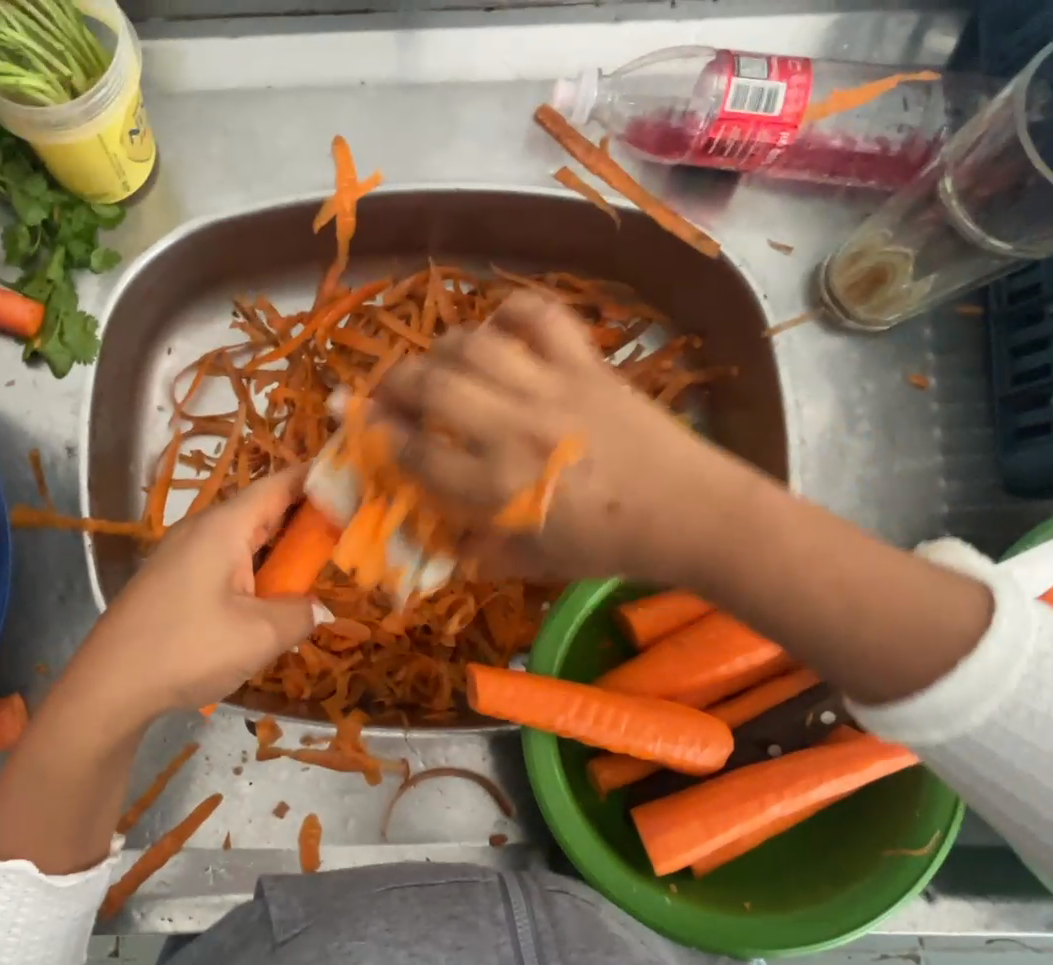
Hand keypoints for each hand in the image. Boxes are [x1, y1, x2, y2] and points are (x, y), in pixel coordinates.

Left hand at [60, 468, 329, 722]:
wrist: (110, 685)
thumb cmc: (187, 649)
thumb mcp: (259, 636)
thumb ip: (300, 614)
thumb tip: (321, 608)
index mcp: (224, 526)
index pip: (280, 484)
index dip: (319, 478)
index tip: (355, 480)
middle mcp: (202, 529)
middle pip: (263, 510)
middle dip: (306, 519)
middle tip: (349, 531)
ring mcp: (183, 554)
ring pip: (244, 540)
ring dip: (280, 551)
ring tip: (317, 568)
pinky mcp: (174, 581)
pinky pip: (226, 563)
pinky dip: (256, 571)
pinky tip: (271, 599)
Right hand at [370, 291, 765, 585]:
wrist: (690, 514)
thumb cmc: (607, 546)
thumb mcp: (532, 563)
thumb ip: (477, 552)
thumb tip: (436, 541)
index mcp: (496, 486)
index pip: (416, 452)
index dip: (379, 436)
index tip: (363, 427)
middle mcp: (513, 429)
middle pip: (431, 386)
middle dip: (392, 385)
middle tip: (384, 391)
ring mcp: (551, 389)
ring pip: (474, 346)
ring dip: (440, 349)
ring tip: (434, 363)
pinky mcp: (586, 364)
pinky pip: (540, 317)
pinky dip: (510, 313)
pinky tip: (496, 330)